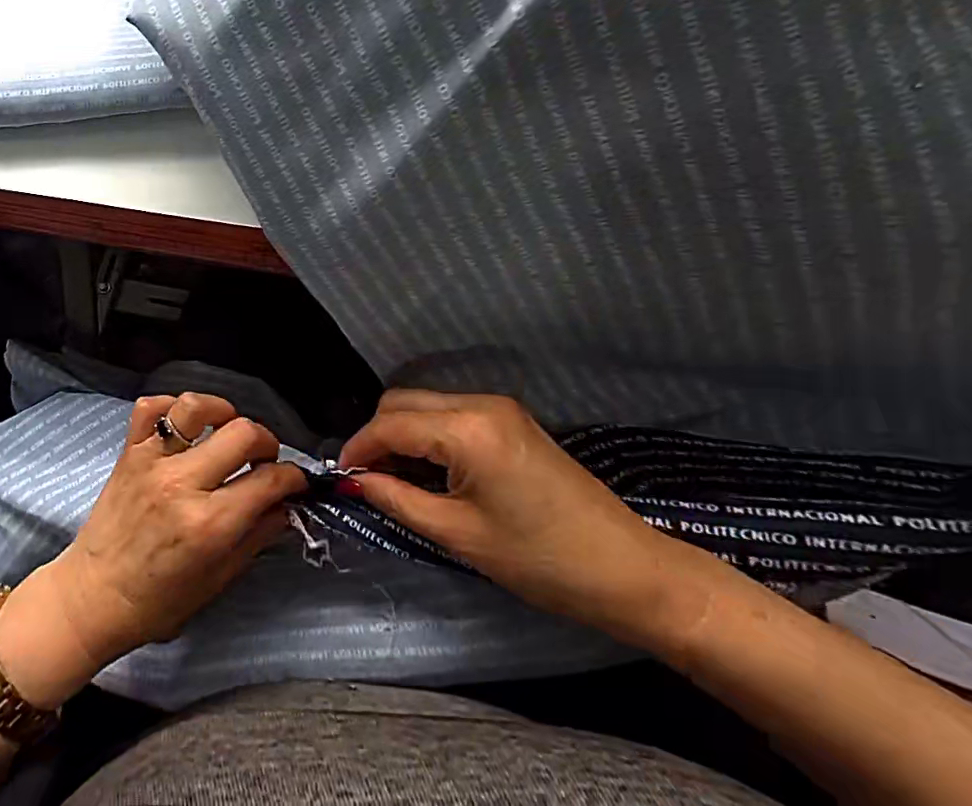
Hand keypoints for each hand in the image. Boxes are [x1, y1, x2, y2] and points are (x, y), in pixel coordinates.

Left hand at [38, 393, 307, 667]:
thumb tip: (286, 505)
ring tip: (226, 430)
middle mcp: (181, 483)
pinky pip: (148, 409)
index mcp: (210, 522)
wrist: (96, 594)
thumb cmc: (159, 600)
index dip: (293, 478)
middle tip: (264, 459)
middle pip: (241, 433)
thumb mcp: (220, 578)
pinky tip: (185, 425)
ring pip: (193, 408)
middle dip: (266, 442)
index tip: (295, 482)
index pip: (270, 479)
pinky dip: (171, 407)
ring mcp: (150, 462)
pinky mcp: (127, 453)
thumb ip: (257, 536)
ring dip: (221, 412)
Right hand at [338, 389, 728, 652]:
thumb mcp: (456, 533)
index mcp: (467, 430)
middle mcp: (480, 405)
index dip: (357, 450)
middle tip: (369, 478)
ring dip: (400, 434)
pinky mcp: (512, 423)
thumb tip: (353, 482)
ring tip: (396, 477)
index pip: (388, 425)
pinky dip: (426, 435)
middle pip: (400, 403)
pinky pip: (448, 414)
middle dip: (376, 436)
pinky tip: (429, 470)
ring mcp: (500, 410)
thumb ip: (394, 498)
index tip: (342, 478)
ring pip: (422, 405)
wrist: (637, 576)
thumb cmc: (543, 560)